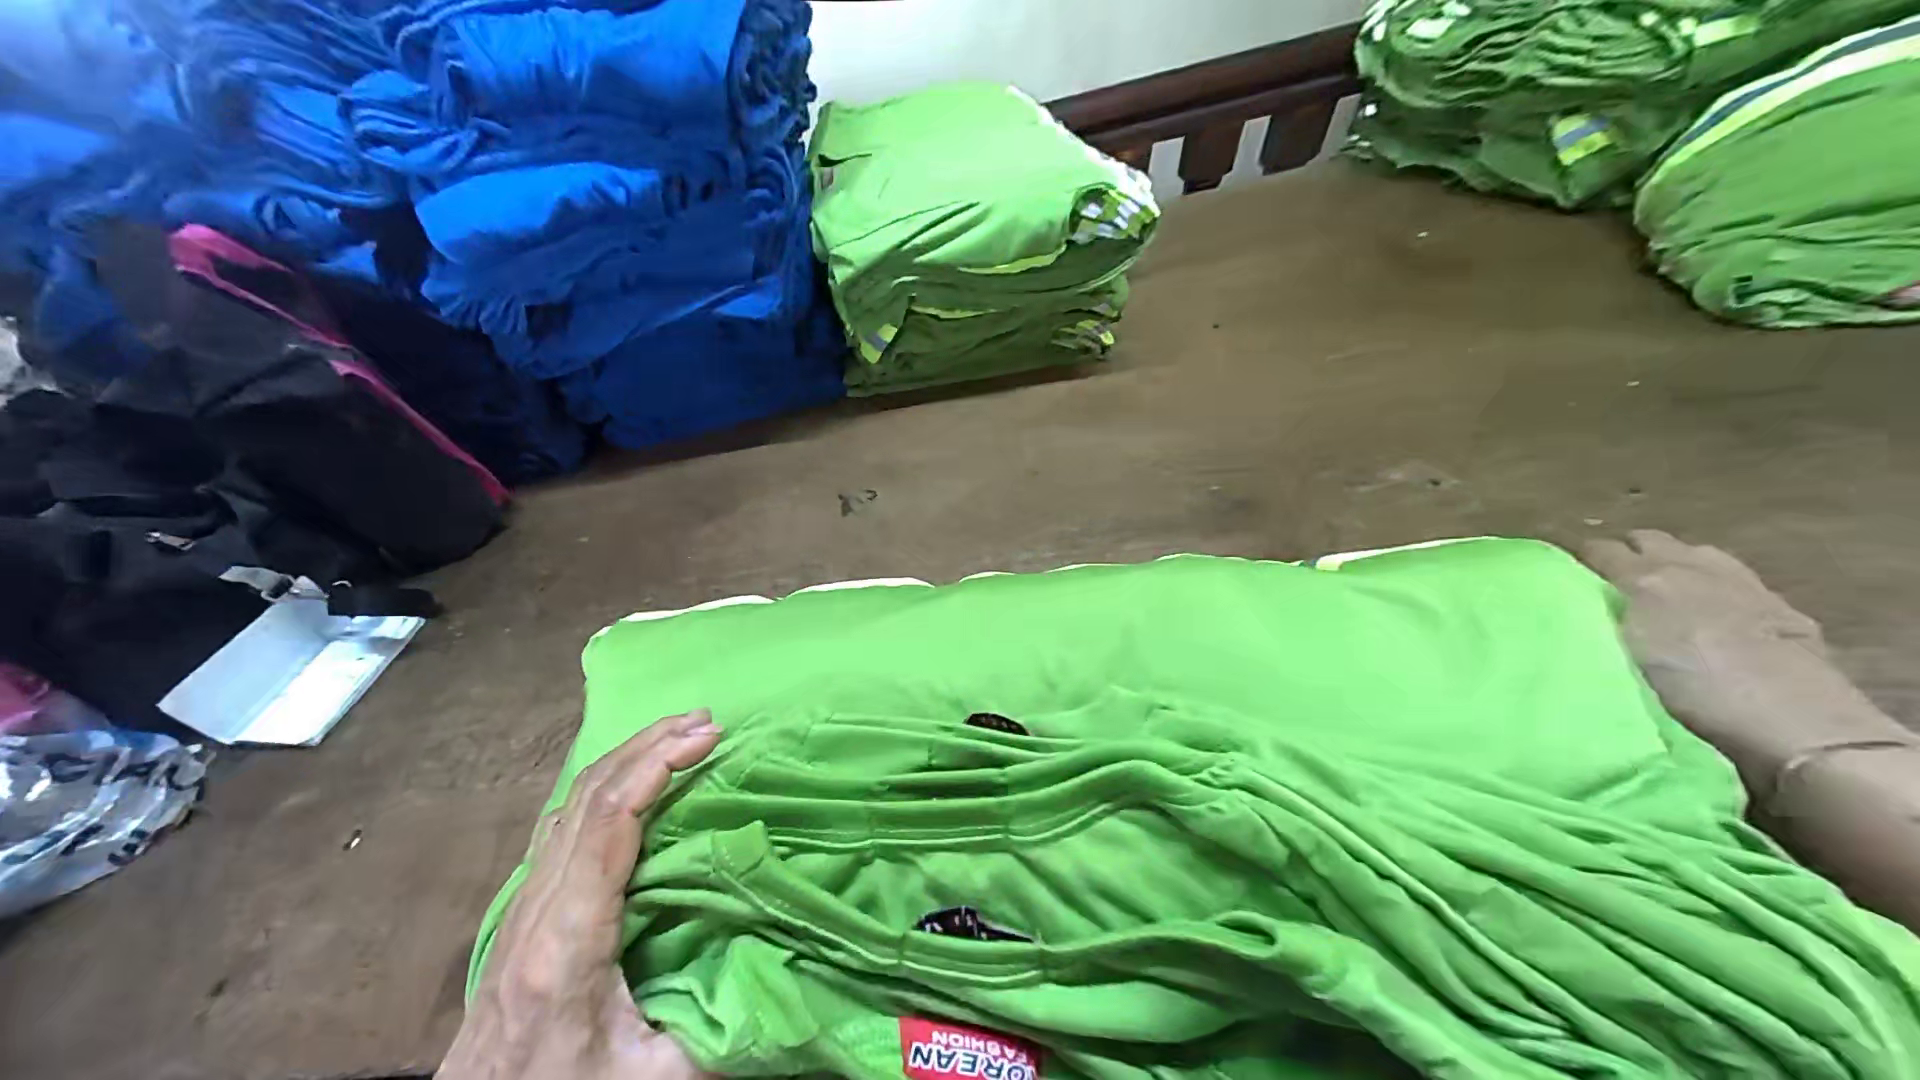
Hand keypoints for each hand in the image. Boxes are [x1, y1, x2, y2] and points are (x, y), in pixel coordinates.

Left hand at [438, 710, 723, 1079]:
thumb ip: (718, 1029)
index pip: (609, 821)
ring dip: (627, 756)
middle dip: (650, 745)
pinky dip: (605, 783)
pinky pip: (564, 822)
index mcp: (569, 939)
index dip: (657, 766)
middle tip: (705, 719)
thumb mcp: (654, 1077)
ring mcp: (523, 902)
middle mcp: (539, 905)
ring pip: (572, 801)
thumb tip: (782, 965)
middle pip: (591, 795)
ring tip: (677, 732)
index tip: (707, 737)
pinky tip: (631, 777)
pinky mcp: (523, 907)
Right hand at [1581, 530, 1909, 783]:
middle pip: (1647, 540)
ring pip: (1693, 552)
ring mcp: (1741, 583)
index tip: (1559, 575)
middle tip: (1606, 581)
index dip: (1577, 559)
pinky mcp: (1778, 605)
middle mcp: (1690, 568)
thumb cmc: (1689, 692)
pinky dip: (1711, 584)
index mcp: (1643, 577)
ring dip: (1672, 564)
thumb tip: (1575, 600)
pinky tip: (1707, 611)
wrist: (1794, 726)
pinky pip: (1731, 578)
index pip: (1598, 549)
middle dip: (1626, 553)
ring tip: (1656, 593)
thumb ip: (1600, 616)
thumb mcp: (1620, 652)